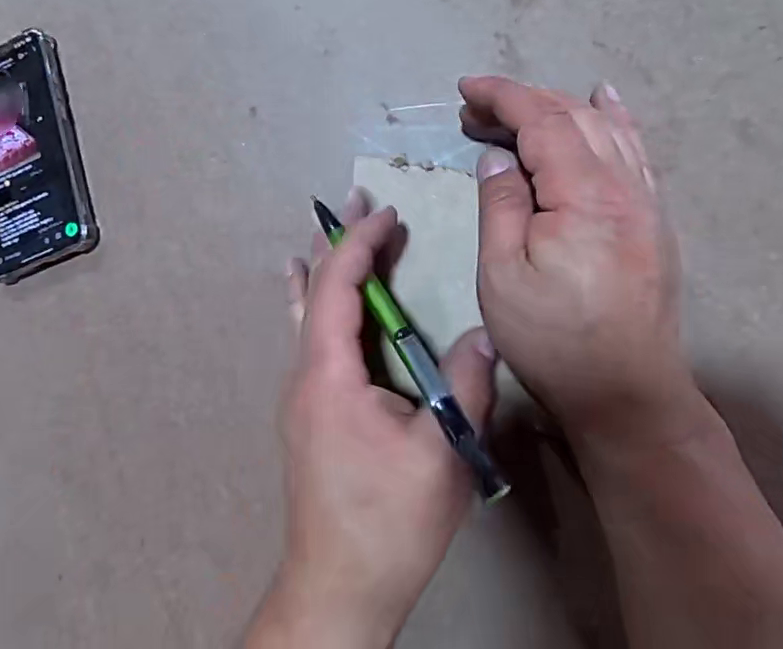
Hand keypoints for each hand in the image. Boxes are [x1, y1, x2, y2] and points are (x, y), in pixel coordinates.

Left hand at [246, 191, 497, 648]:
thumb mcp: (441, 456)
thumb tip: (484, 335)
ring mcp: (298, 392)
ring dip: (322, 270)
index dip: (360, 244)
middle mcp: (303, 372)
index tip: (386, 213)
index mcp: (328, 372)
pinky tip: (307, 298)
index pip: (338, 286)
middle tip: (353, 201)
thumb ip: (465, 389)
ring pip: (305, 313)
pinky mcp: (306, 411)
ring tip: (327, 232)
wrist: (336, 581)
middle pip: (314, 290)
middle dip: (335, 242)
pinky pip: (306, 339)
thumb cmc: (389, 520)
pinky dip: (314, 304)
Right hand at [459, 76, 696, 447]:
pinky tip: (604, 101)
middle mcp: (625, 188)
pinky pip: (635, 151)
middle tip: (472, 112)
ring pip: (605, 128)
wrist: (626, 395)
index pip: (543, 122)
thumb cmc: (553, 338)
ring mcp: (645, 202)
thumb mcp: (502, 273)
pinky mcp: (651, 220)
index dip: (502, 97)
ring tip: (516, 109)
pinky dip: (612, 119)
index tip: (464, 90)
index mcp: (585, 197)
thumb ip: (500, 203)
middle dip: (521, 102)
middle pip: (574, 117)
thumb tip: (498, 154)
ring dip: (557, 107)